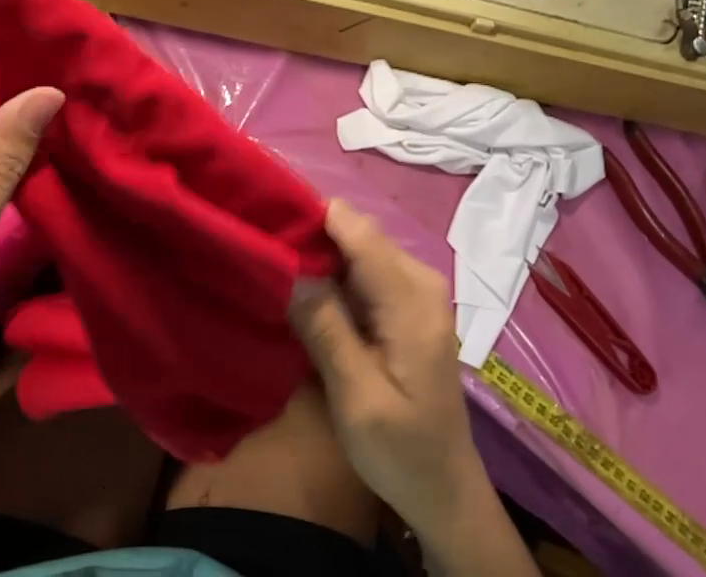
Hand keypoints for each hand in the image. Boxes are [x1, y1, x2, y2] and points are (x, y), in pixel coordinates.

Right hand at [287, 203, 486, 532]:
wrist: (444, 488)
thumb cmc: (401, 449)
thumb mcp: (356, 396)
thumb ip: (326, 328)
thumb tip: (291, 268)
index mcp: (411, 298)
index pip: (357, 229)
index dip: (312, 217)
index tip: (264, 220)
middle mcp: (419, 281)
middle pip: (357, 234)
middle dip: (311, 238)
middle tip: (261, 254)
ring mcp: (416, 293)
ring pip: (359, 251)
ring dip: (320, 258)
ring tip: (273, 270)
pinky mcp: (407, 308)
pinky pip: (366, 274)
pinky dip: (335, 278)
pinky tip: (304, 296)